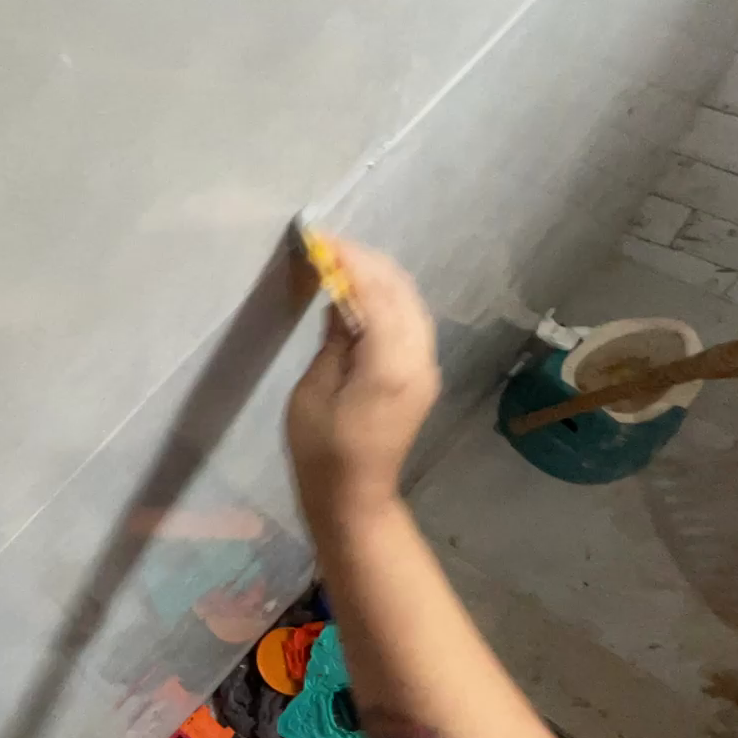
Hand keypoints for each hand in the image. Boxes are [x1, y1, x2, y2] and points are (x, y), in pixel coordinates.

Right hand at [286, 239, 439, 515]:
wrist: (354, 496)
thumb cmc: (320, 451)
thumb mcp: (312, 393)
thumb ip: (333, 341)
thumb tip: (341, 300)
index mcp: (388, 366)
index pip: (376, 295)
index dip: (349, 262)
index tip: (321, 240)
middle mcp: (418, 359)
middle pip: (401, 291)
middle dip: (366, 262)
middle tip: (327, 246)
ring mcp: (425, 366)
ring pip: (409, 303)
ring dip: (377, 277)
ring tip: (340, 262)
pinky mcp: (421, 374)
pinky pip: (408, 321)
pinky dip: (385, 298)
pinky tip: (359, 294)